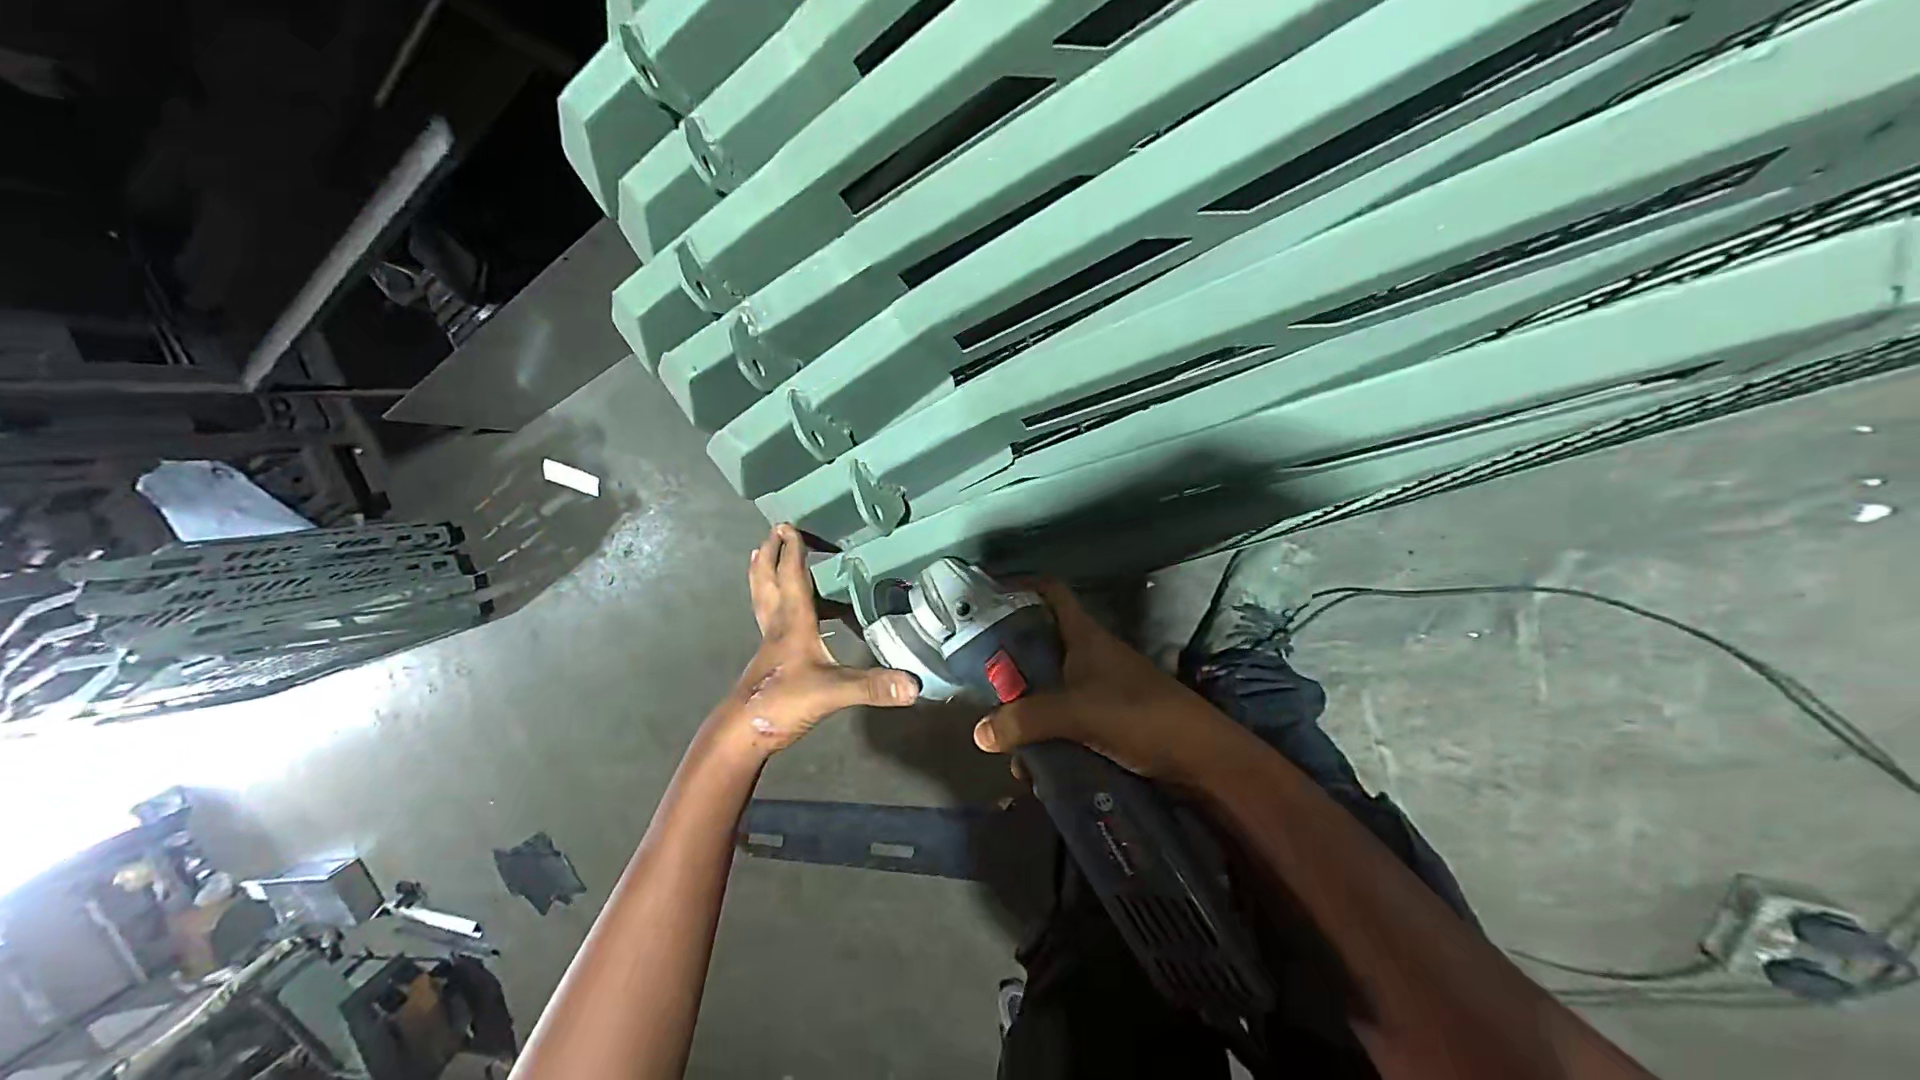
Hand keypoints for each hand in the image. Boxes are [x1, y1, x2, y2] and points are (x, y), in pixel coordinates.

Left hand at [711, 524, 918, 757]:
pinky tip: (782, 616)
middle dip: (771, 555)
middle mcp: (777, 628)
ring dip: (763, 576)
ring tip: (761, 557)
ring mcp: (769, 646)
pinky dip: (771, 606)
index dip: (793, 552)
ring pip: (763, 601)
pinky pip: (769, 622)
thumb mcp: (833, 693)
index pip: (793, 579)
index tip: (790, 526)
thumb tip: (914, 684)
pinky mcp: (768, 662)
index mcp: (793, 624)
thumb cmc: (782, 703)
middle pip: (769, 583)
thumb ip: (872, 687)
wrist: (742, 733)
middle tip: (772, 532)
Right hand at [971, 582, 1246, 782]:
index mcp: (1084, 637)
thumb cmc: (1140, 716)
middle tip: (982, 690)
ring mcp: (1099, 689)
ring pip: (1050, 692)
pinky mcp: (1107, 721)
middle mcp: (1089, 657)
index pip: (1050, 593)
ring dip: (1028, 718)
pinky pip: (1065, 723)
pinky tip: (1037, 772)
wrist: (1201, 759)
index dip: (1021, 587)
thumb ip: (1027, 719)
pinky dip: (1048, 742)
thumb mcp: (1077, 713)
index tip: (987, 598)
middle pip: (1040, 647)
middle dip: (1010, 670)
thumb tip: (980, 732)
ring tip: (1012, 752)